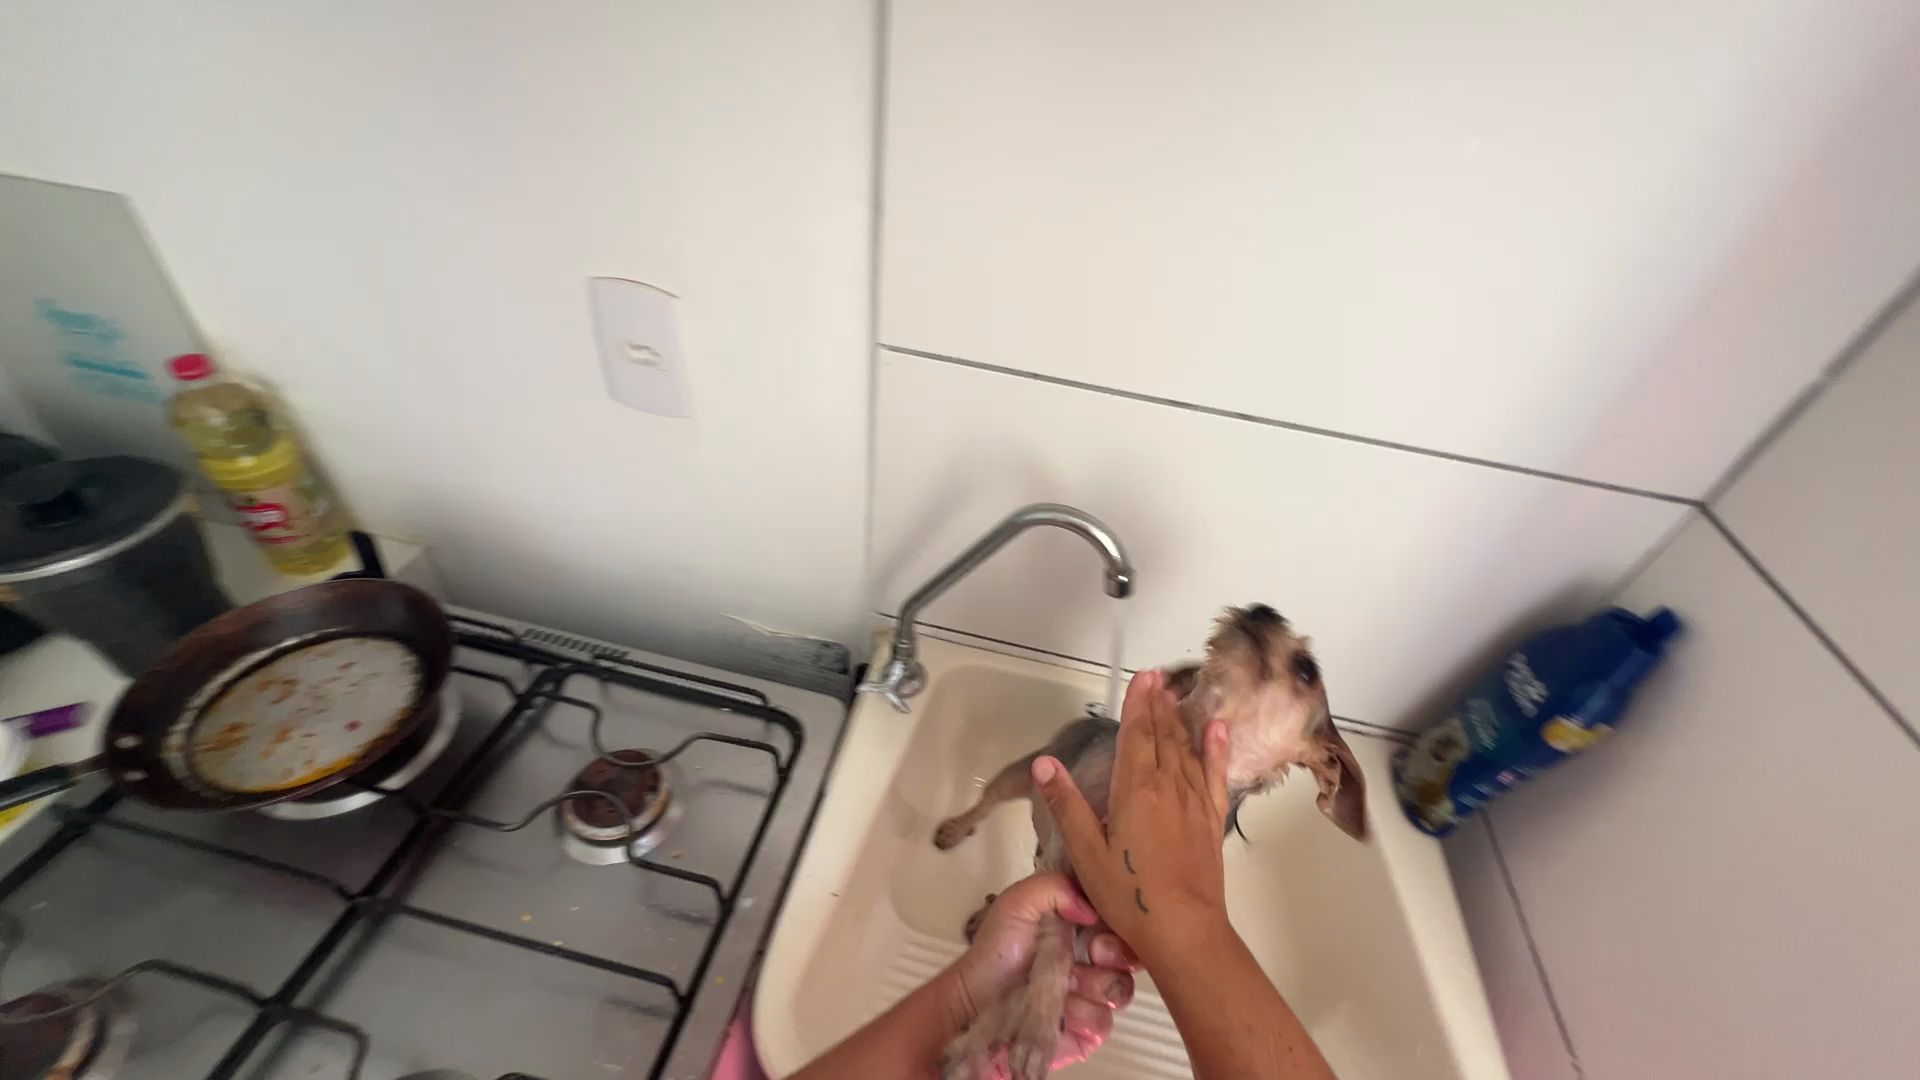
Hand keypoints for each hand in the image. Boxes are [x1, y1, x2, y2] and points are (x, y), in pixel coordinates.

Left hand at [948, 873, 1138, 1073]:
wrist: (980, 998)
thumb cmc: (1000, 946)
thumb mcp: (1020, 900)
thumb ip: (1054, 887)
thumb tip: (1091, 908)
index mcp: (1080, 924)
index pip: (1118, 919)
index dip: (1117, 922)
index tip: (1097, 927)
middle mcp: (1092, 958)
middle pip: (1130, 955)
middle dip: (1114, 953)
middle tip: (1091, 954)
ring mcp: (1092, 994)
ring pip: (1120, 989)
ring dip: (1094, 986)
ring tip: (1065, 985)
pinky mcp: (1088, 1028)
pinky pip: (1105, 1021)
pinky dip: (1083, 1015)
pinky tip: (1062, 1010)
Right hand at [1031, 669, 1234, 968]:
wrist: (1185, 932)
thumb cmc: (1129, 893)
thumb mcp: (1085, 851)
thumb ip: (1065, 803)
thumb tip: (1044, 763)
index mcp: (1136, 789)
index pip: (1137, 734)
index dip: (1138, 703)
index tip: (1142, 676)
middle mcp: (1169, 786)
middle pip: (1162, 735)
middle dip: (1158, 704)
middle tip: (1157, 677)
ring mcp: (1194, 802)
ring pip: (1187, 749)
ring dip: (1179, 719)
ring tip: (1175, 694)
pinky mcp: (1211, 820)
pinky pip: (1215, 774)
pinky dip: (1216, 749)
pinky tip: (1218, 731)